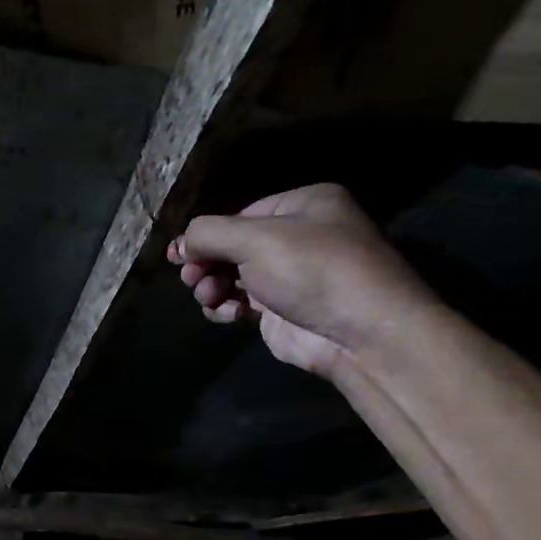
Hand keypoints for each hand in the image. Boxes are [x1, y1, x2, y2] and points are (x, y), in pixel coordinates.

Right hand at [166, 183, 429, 378]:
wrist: (361, 334)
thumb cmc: (311, 270)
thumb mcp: (255, 239)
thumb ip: (209, 233)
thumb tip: (180, 244)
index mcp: (303, 205)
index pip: (240, 214)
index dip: (207, 234)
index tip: (179, 255)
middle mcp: (299, 237)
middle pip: (234, 245)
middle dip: (208, 262)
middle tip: (191, 278)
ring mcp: (292, 276)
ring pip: (234, 276)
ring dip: (214, 287)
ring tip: (210, 297)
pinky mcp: (284, 312)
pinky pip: (243, 302)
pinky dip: (228, 307)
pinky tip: (229, 314)